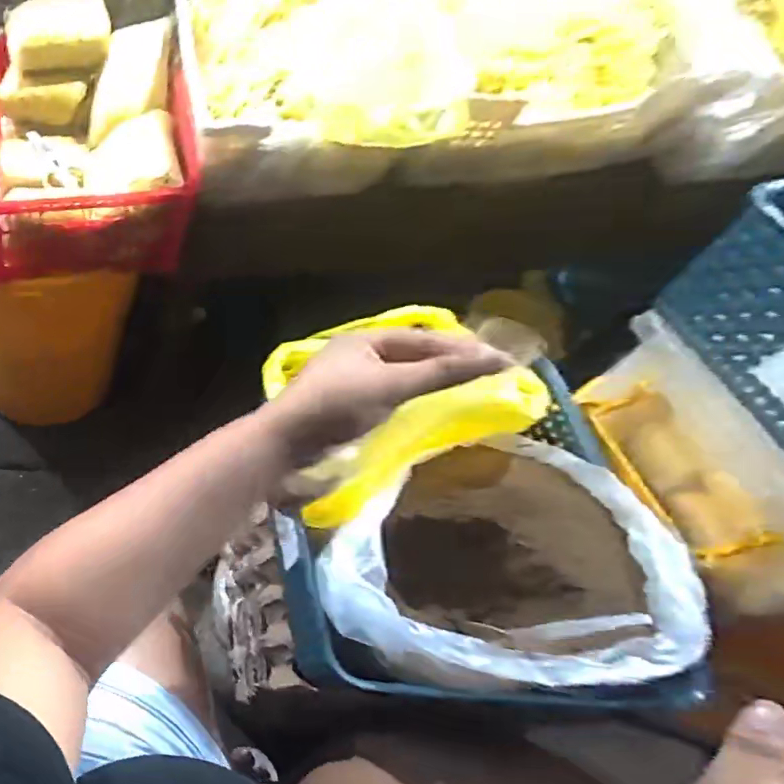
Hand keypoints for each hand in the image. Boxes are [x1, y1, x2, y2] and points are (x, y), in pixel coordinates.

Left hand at [262, 330, 511, 459]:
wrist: (282, 445)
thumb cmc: (335, 407)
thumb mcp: (391, 386)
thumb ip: (440, 374)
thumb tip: (496, 360)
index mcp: (362, 340)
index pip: (422, 338)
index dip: (462, 349)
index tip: (501, 361)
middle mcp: (352, 356)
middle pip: (408, 356)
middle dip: (445, 365)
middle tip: (486, 377)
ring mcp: (342, 384)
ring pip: (395, 380)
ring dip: (426, 385)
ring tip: (462, 394)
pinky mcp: (336, 412)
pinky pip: (380, 400)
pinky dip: (405, 403)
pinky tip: (421, 413)